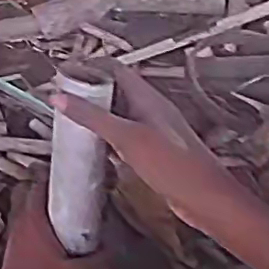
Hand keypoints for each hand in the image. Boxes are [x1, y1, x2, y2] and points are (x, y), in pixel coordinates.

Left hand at [0, 184, 110, 268]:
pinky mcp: (17, 252)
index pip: (42, 183)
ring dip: (56, 217)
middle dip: (62, 199)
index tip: (81, 177)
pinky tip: (67, 245)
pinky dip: (49, 232)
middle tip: (86, 201)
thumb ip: (103, 261)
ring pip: (38, 216)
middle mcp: (21, 222)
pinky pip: (35, 233)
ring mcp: (17, 237)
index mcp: (32, 218)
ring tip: (81, 223)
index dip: (60, 176)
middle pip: (41, 198)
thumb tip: (118, 251)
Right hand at [54, 67, 268, 268]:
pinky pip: (125, 133)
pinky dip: (108, 135)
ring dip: (98, 113)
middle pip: (117, 89)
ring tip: (75, 118)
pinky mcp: (155, 150)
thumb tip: (61, 98)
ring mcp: (154, 130)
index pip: (116, 69)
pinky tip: (98, 145)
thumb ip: (92, 117)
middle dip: (90, 90)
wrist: (207, 201)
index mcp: (148, 98)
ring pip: (120, 112)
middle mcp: (152, 110)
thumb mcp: (126, 137)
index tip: (67, 73)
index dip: (91, 67)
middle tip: (66, 95)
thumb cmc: (175, 166)